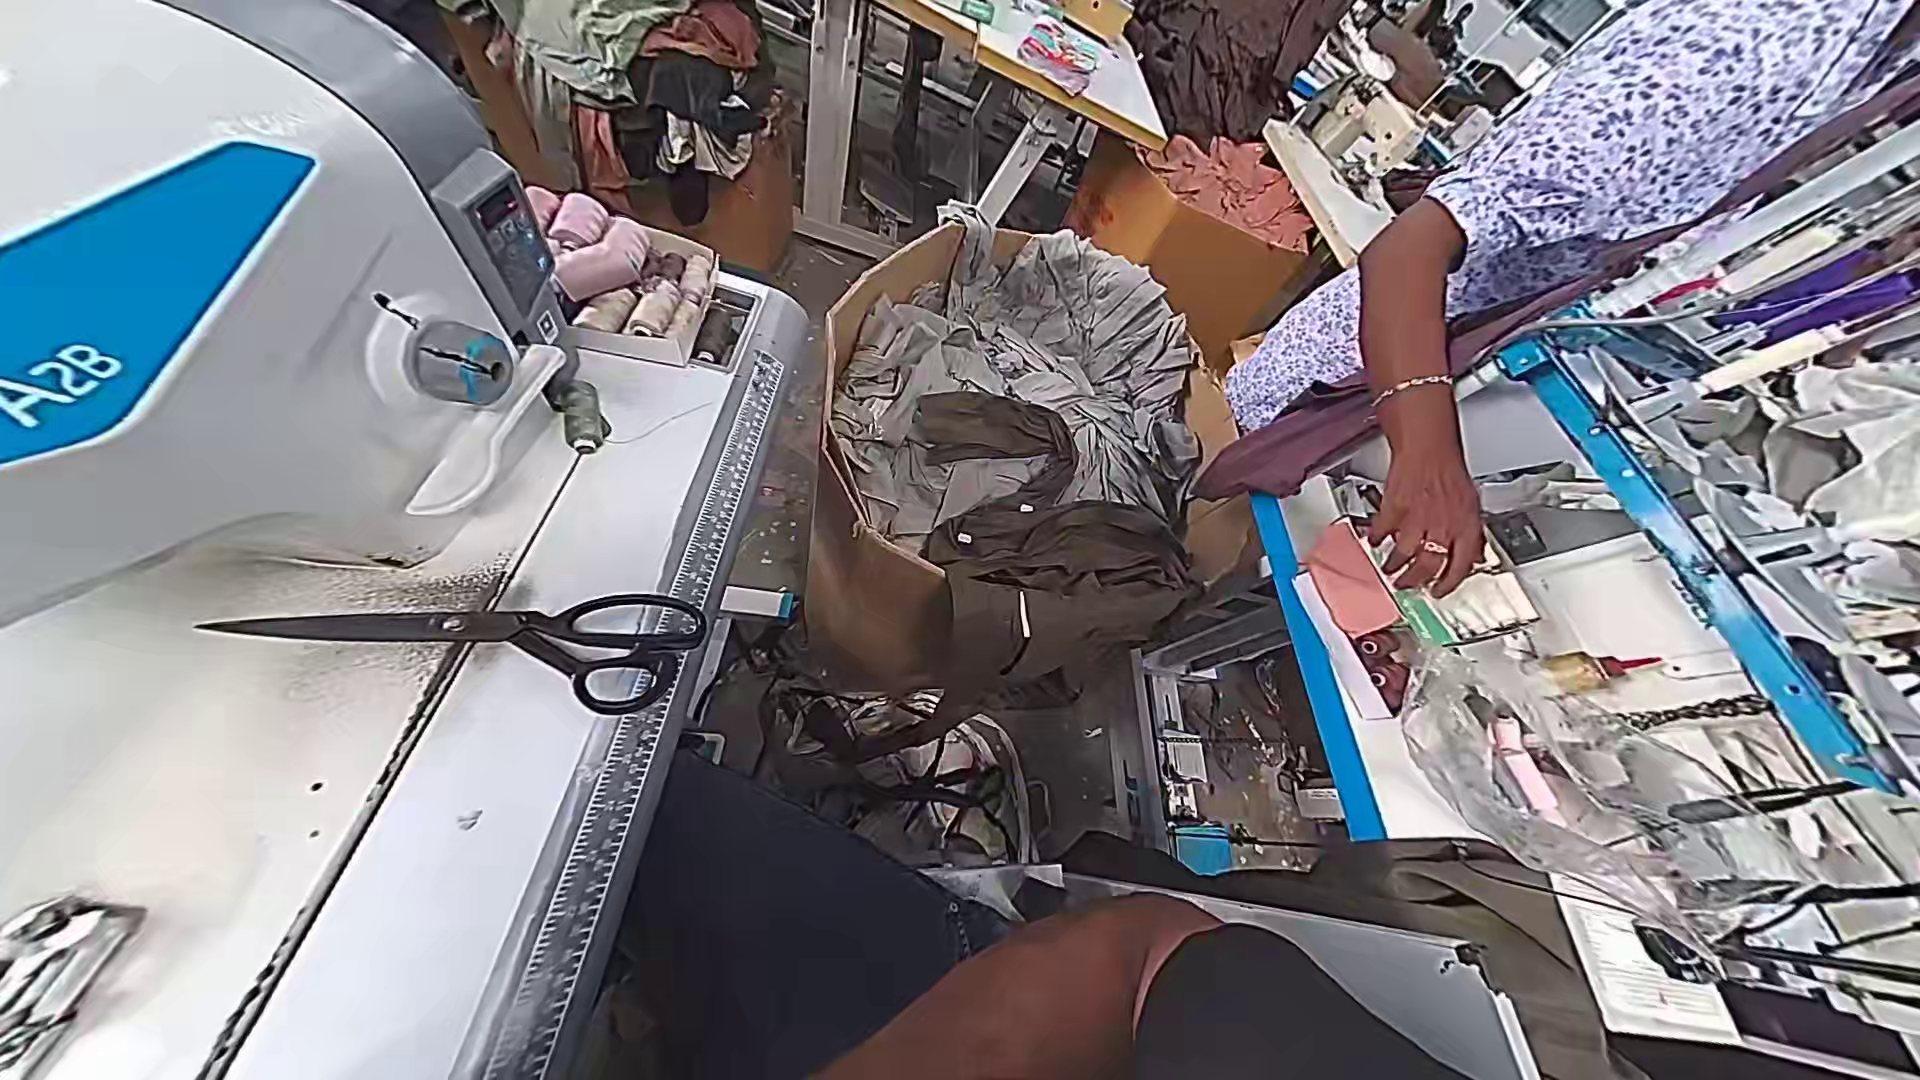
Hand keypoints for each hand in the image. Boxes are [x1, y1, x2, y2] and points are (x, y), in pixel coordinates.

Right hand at [1368, 435, 1483, 597]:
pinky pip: (1382, 531)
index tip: (1439, 590)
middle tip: (1406, 584)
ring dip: (1393, 563)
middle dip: (1415, 579)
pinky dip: (1376, 537)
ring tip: (1388, 567)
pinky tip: (1373, 539)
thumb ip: (1469, 532)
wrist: (1428, 449)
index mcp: (1466, 525)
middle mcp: (1443, 524)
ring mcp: (1417, 518)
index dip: (1449, 582)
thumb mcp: (1470, 505)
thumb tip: (1471, 553)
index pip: (1462, 564)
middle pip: (1428, 564)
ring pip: (1404, 553)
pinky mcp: (1394, 509)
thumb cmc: (1448, 472)